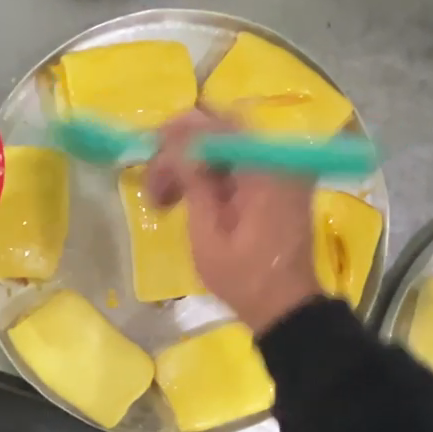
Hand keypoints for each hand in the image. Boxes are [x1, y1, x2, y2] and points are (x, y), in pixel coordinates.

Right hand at [144, 111, 322, 335]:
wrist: (285, 306)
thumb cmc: (243, 277)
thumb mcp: (208, 232)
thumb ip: (194, 181)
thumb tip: (174, 140)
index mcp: (265, 167)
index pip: (218, 125)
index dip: (178, 132)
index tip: (148, 151)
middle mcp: (278, 158)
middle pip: (223, 132)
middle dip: (181, 152)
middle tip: (153, 185)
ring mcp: (282, 170)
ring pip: (227, 149)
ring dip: (191, 167)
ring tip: (163, 199)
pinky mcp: (278, 184)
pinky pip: (238, 165)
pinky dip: (210, 176)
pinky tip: (187, 200)